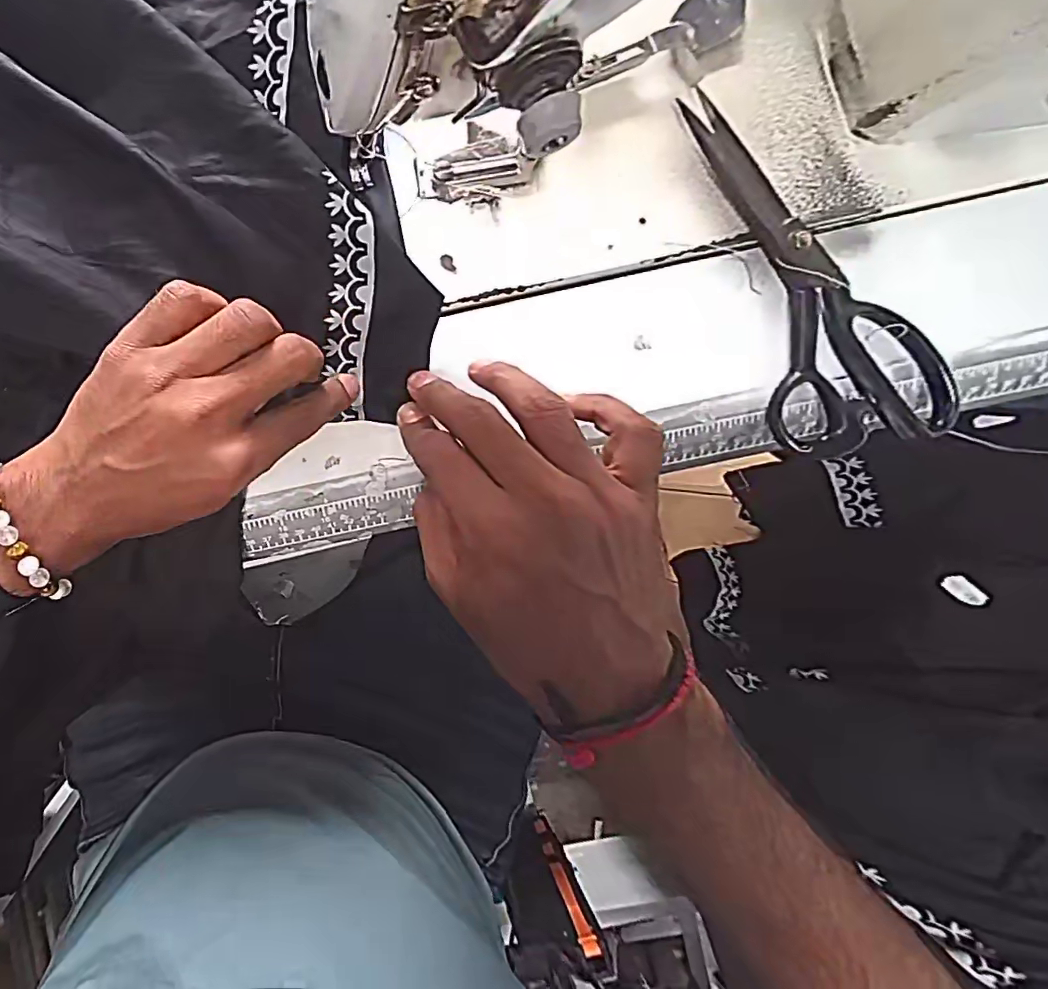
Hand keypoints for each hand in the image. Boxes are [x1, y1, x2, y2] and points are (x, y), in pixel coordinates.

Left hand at [0, 281, 357, 590]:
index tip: (338, 384)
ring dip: (265, 326)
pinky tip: (209, 321)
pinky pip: (184, 298)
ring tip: (255, 339)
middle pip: (285, 357)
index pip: (303, 413)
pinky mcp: (132, 350)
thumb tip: (297, 409)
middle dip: (305, 355)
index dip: (331, 394)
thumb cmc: (142, 498)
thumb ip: (261, 448)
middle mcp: (203, 412)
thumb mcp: (218, 492)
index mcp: (230, 459)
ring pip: (245, 319)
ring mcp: (166, 375)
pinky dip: (208, 302)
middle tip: (296, 360)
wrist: (76, 491)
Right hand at [398, 363, 678, 724]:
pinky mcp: (635, 497)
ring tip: (483, 370)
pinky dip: (604, 405)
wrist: (614, 679)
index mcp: (493, 530)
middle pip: (483, 422)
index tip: (412, 420)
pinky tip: (573, 399)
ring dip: (507, 381)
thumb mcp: (458, 595)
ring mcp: (595, 494)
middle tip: (428, 385)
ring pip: (546, 411)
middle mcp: (543, 502)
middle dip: (445, 396)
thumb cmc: (538, 646)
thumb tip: (432, 486)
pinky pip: (630, 432)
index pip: (443, 454)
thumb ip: (437, 531)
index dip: (419, 430)